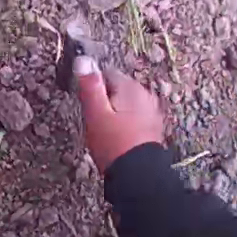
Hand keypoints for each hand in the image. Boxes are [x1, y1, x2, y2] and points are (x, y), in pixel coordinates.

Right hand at [74, 57, 166, 172]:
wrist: (138, 176)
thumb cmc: (114, 145)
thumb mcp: (96, 113)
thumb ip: (91, 86)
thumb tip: (83, 59)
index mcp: (132, 88)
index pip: (106, 74)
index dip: (93, 89)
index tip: (89, 106)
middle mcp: (145, 95)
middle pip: (117, 89)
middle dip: (104, 102)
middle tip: (97, 123)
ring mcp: (151, 111)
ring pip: (124, 104)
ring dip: (114, 114)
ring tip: (106, 134)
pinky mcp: (152, 126)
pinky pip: (133, 117)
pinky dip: (124, 124)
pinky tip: (118, 139)